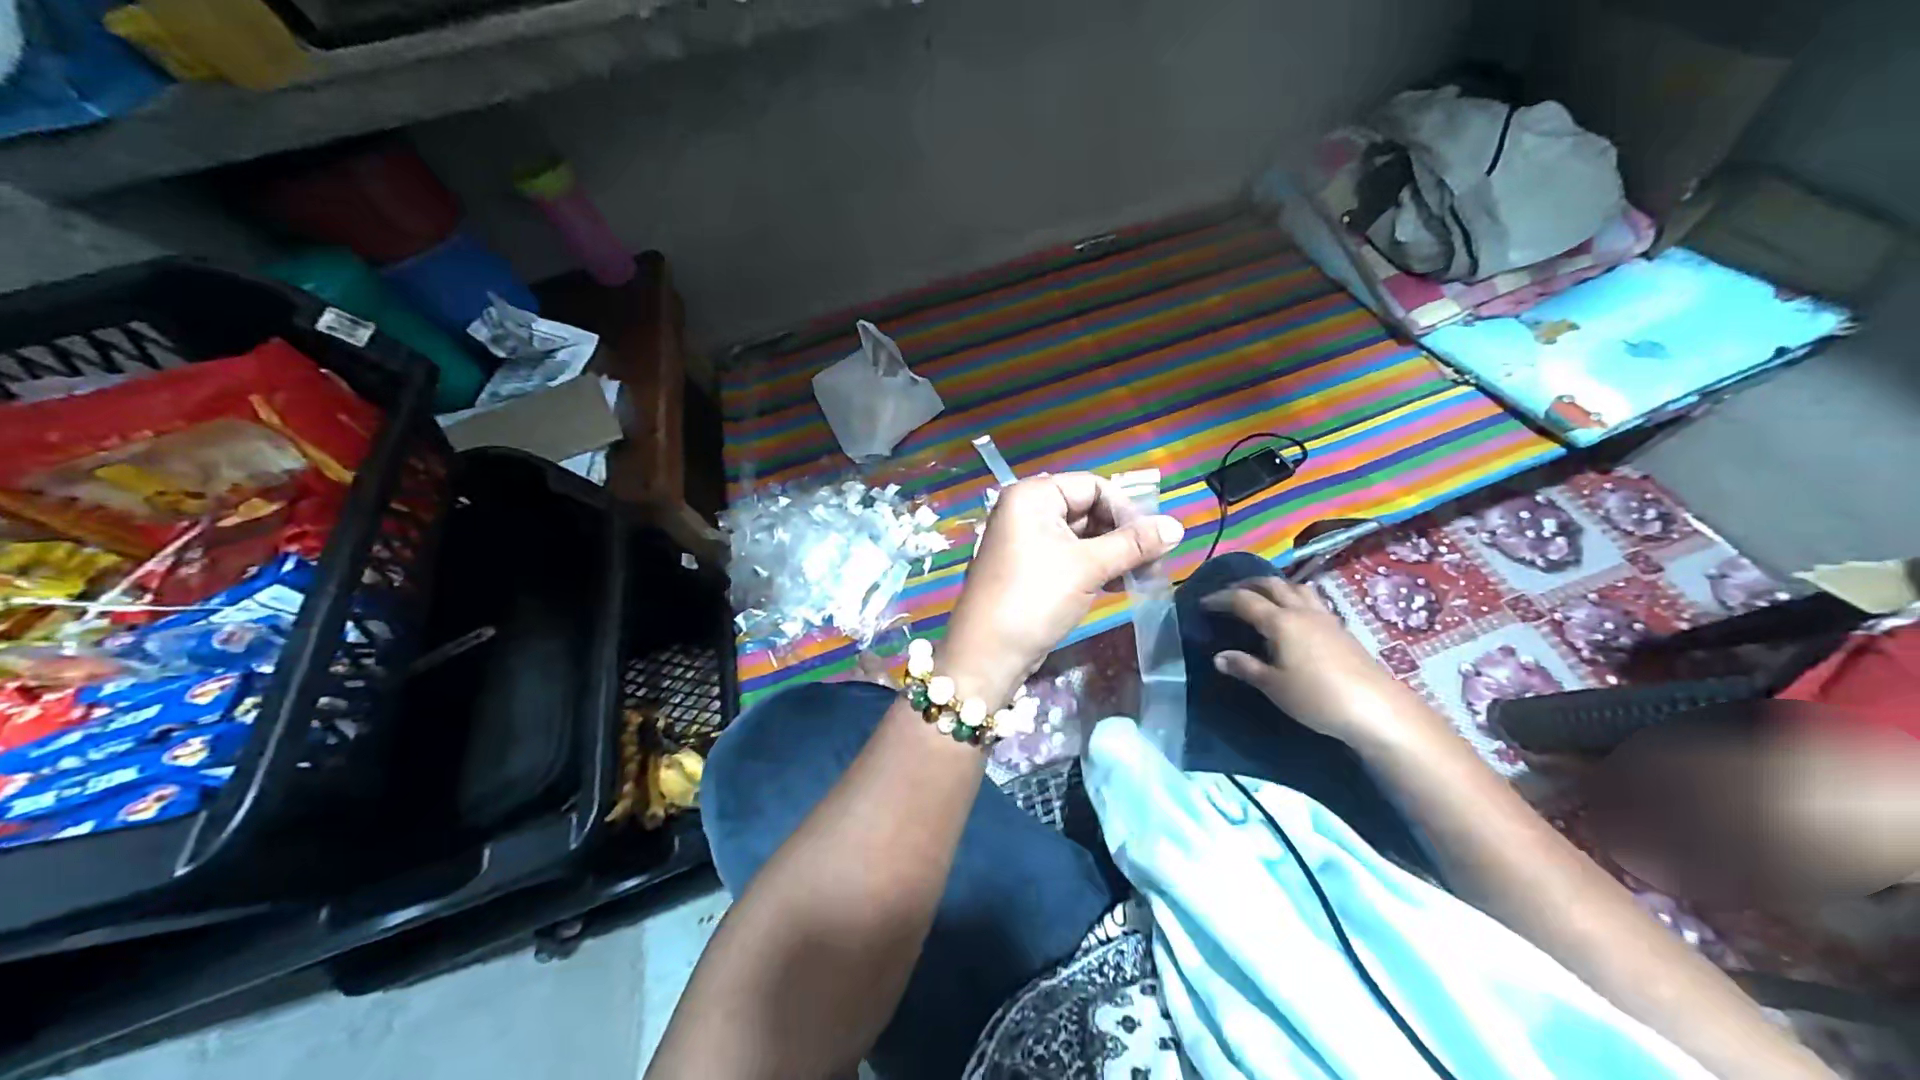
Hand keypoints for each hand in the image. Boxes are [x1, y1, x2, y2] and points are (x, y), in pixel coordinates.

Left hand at [941, 473, 1182, 700]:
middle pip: (1088, 509)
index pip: (1093, 486)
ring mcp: (1026, 541)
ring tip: (1142, 577)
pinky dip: (1095, 566)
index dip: (1126, 510)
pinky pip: (1070, 556)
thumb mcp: (1089, 567)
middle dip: (1122, 534)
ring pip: (1081, 536)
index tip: (1152, 539)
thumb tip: (1177, 526)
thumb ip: (1134, 544)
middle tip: (1153, 562)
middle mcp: (1026, 511)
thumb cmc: (1036, 598)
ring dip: (1113, 553)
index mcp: (1033, 496)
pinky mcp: (1030, 568)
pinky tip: (1119, 584)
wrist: (988, 653)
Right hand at [1202, 578, 1445, 752]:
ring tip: (1261, 597)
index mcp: (1281, 622)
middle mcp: (1302, 611)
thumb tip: (1219, 656)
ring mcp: (1325, 617)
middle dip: (1246, 585)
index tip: (1203, 604)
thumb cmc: (1318, 698)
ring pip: (1295, 587)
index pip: (1244, 600)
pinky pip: (1311, 600)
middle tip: (1229, 594)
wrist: (1377, 709)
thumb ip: (1245, 667)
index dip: (1221, 599)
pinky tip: (1292, 615)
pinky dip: (1293, 597)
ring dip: (1274, 586)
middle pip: (1271, 584)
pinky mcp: (1340, 628)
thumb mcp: (1274, 686)